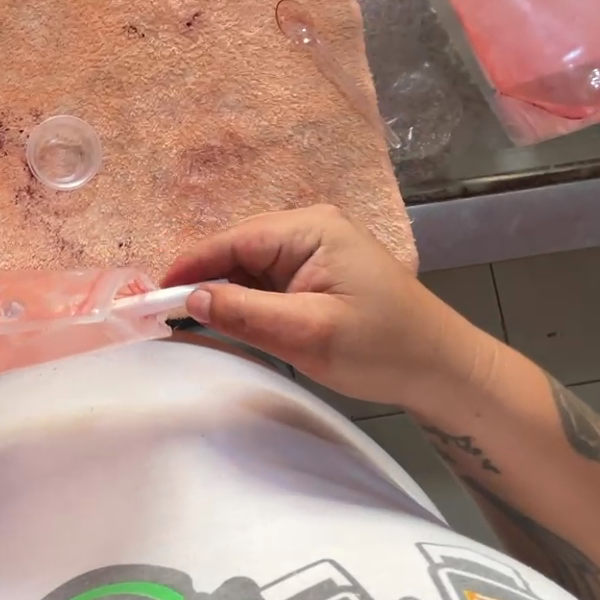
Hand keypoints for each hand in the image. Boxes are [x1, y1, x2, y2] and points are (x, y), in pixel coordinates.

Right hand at [160, 205, 495, 407]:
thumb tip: (191, 297)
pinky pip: (265, 280)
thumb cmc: (383, 349)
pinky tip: (231, 318)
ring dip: (224, 292)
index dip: (190, 266)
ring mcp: (313, 248)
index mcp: (309, 229)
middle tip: (168, 314)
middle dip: (204, 280)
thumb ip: (244, 313)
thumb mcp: (309, 334)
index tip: (153, 294)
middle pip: (236, 250)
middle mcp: (308, 228)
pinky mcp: (315, 271)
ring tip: (192, 320)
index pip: (233, 241)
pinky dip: (245, 300)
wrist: (445, 372)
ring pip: (248, 266)